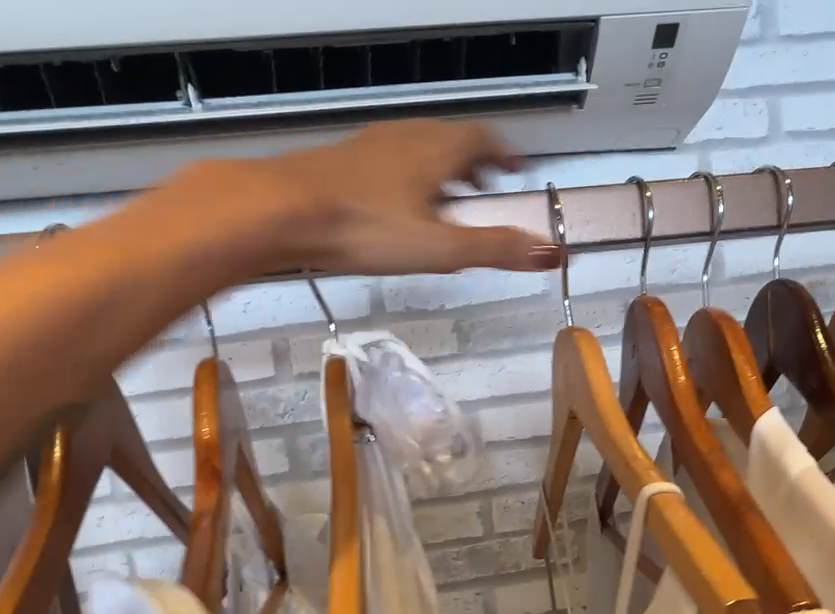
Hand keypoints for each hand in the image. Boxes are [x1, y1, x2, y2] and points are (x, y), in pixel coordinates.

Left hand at [150, 119, 560, 279]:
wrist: (282, 211)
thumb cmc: (365, 228)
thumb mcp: (440, 246)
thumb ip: (495, 249)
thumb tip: (552, 254)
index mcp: (437, 150)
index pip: (483, 140)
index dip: (504, 154)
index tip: (516, 170)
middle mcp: (407, 138)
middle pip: (452, 140)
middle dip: (475, 163)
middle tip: (486, 187)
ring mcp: (371, 147)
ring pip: (419, 149)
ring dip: (442, 170)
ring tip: (447, 199)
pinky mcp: (342, 162)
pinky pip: (390, 161)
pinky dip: (410, 177)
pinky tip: (397, 207)